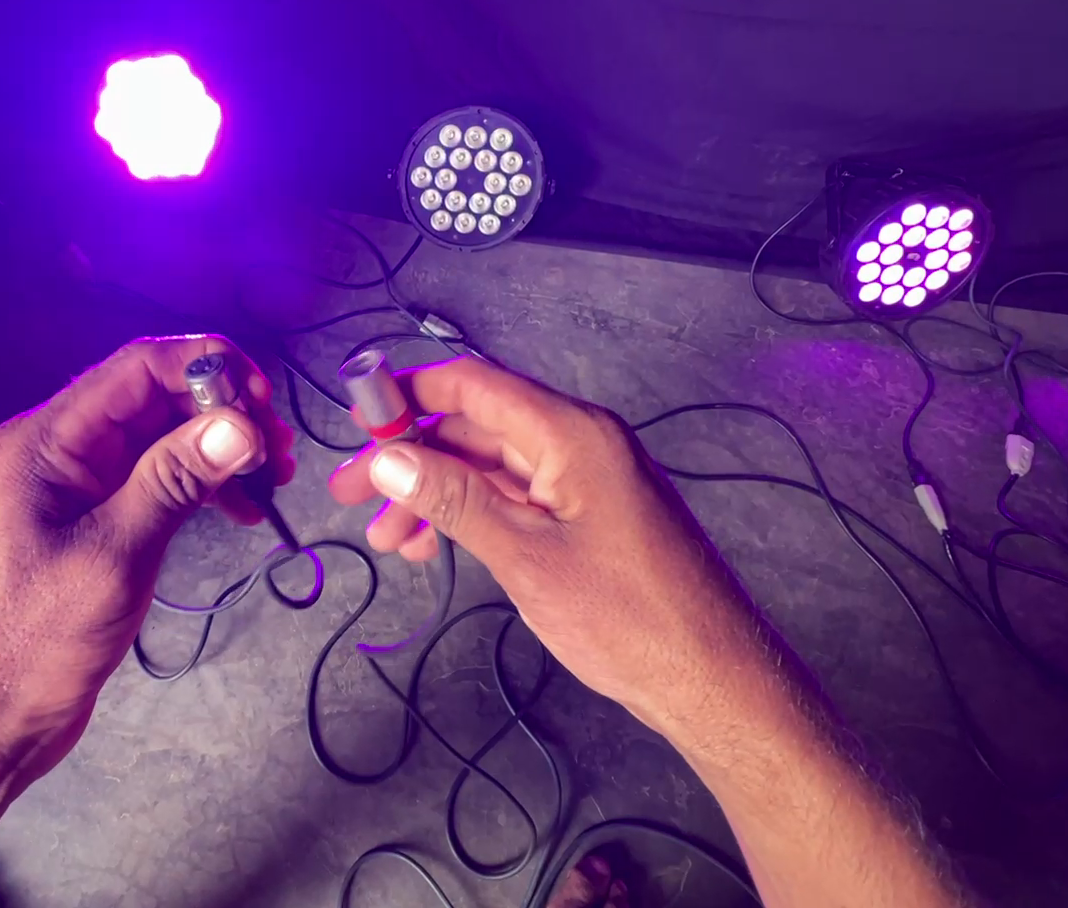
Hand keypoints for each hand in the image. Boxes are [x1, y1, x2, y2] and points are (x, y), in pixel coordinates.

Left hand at [0, 335, 294, 774]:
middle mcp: (64, 449)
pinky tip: (240, 510)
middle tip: (278, 447)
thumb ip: (173, 481)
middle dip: (223, 410)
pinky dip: (202, 485)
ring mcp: (80, 486)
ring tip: (272, 478)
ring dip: (219, 449)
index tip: (264, 397)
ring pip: (163, 439)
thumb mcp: (111, 556)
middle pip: (156, 398)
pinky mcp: (97, 521)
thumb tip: (240, 423)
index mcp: (49, 439)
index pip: (139, 366)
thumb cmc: (28, 642)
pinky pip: (157, 480)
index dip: (208, 365)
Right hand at [327, 356, 765, 721]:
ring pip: (487, 467)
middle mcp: (574, 439)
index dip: (409, 393)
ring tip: (390, 541)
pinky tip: (433, 548)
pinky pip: (511, 497)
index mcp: (569, 431)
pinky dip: (469, 515)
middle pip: (473, 427)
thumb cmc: (623, 617)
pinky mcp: (580, 511)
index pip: (473, 384)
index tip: (357, 420)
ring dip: (434, 495)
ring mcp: (579, 476)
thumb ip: (452, 499)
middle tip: (352, 497)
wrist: (715, 683)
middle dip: (409, 459)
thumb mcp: (524, 556)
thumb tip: (384, 459)